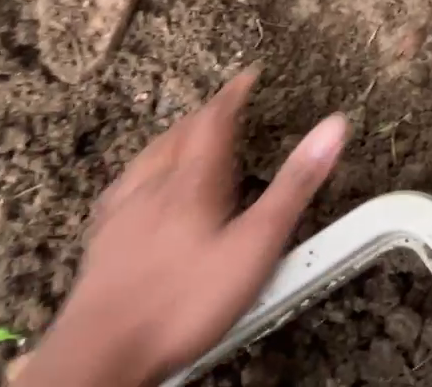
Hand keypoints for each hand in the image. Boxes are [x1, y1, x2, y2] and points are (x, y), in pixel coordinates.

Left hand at [20, 72, 347, 386]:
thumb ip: (295, 183)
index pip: (213, 122)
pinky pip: (121, 193)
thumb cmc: (184, 301)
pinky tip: (136, 189)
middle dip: (203, 114)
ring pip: (145, 162)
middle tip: (223, 105)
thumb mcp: (256, 243)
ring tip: (184, 134)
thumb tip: (334, 125)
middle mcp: (152, 190)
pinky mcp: (101, 249)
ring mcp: (120, 220)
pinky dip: (140, 174)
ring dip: (170, 139)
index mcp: (192, 183)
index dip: (232, 94)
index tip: (247, 75)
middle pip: (177, 137)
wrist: (97, 360)